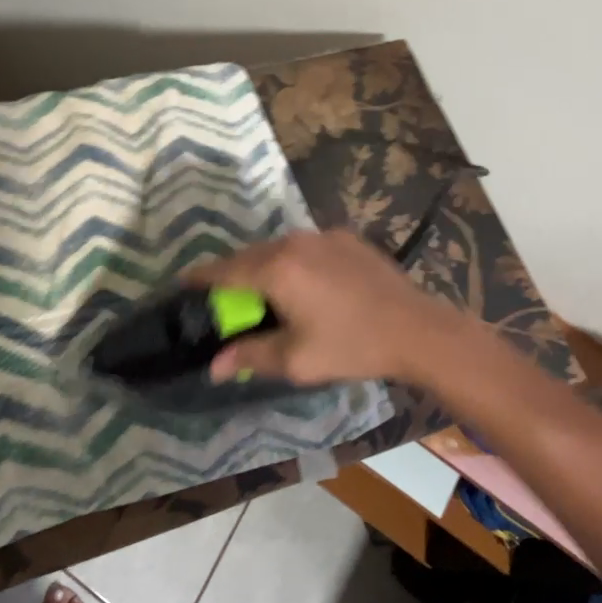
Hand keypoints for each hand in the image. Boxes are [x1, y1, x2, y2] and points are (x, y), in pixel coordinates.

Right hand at [185, 229, 476, 386]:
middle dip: (232, 276)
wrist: (418, 330)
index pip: (222, 270)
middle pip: (248, 256)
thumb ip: (250, 357)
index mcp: (275, 269)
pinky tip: (306, 287)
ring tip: (265, 294)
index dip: (199, 279)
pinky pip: (304, 247)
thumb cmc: (352, 346)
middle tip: (227, 301)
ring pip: (276, 249)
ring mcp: (320, 236)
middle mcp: (292, 243)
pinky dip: (293, 262)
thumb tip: (213, 367)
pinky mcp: (344, 237)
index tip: (183, 287)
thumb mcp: (296, 360)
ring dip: (263, 267)